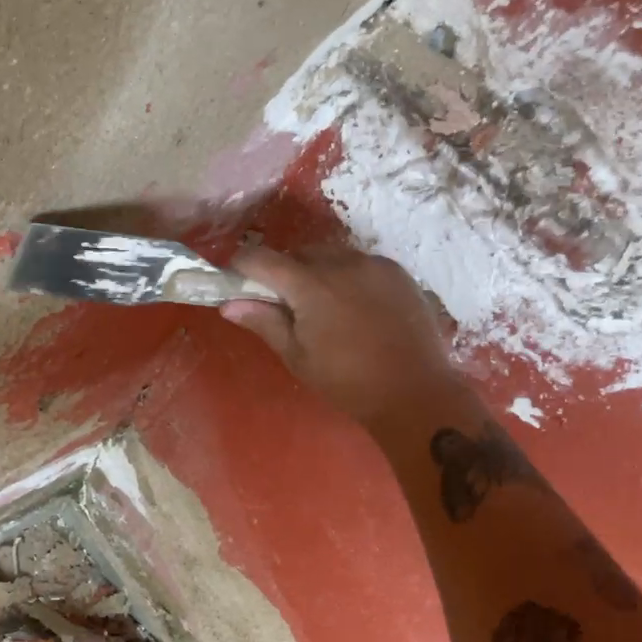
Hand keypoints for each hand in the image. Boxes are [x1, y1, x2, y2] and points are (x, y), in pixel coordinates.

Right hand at [219, 243, 463, 426]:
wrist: (413, 390)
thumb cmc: (345, 380)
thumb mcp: (296, 355)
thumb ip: (263, 322)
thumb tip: (228, 305)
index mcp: (312, 286)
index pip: (263, 259)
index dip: (242, 265)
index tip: (234, 278)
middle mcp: (344, 264)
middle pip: (299, 252)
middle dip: (281, 269)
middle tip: (279, 301)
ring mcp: (375, 265)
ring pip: (331, 254)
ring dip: (314, 269)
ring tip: (317, 303)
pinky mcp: (398, 273)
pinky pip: (359, 262)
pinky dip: (344, 274)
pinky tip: (349, 305)